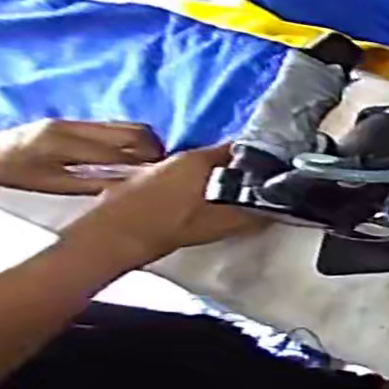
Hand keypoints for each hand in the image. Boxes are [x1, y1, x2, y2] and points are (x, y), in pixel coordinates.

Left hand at [0, 120, 163, 194]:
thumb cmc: (12, 175)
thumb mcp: (54, 186)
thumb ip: (98, 184)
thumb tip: (138, 185)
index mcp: (65, 144)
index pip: (125, 152)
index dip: (151, 165)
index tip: (168, 178)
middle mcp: (74, 127)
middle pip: (137, 133)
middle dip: (156, 152)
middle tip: (162, 170)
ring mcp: (75, 121)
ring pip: (132, 127)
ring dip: (148, 144)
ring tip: (149, 163)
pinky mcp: (76, 121)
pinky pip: (118, 128)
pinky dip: (134, 140)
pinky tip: (131, 155)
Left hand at [59, 144, 263, 269]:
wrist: (108, 240)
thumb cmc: (167, 225)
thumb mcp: (221, 224)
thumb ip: (254, 215)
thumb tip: (280, 210)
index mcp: (198, 160)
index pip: (239, 149)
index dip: (262, 157)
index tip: (279, 170)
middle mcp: (177, 158)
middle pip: (220, 160)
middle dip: (242, 171)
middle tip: (264, 188)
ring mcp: (158, 169)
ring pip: (201, 170)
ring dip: (219, 180)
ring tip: (239, 197)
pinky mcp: (145, 183)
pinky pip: (183, 179)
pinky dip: (199, 187)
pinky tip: (207, 204)